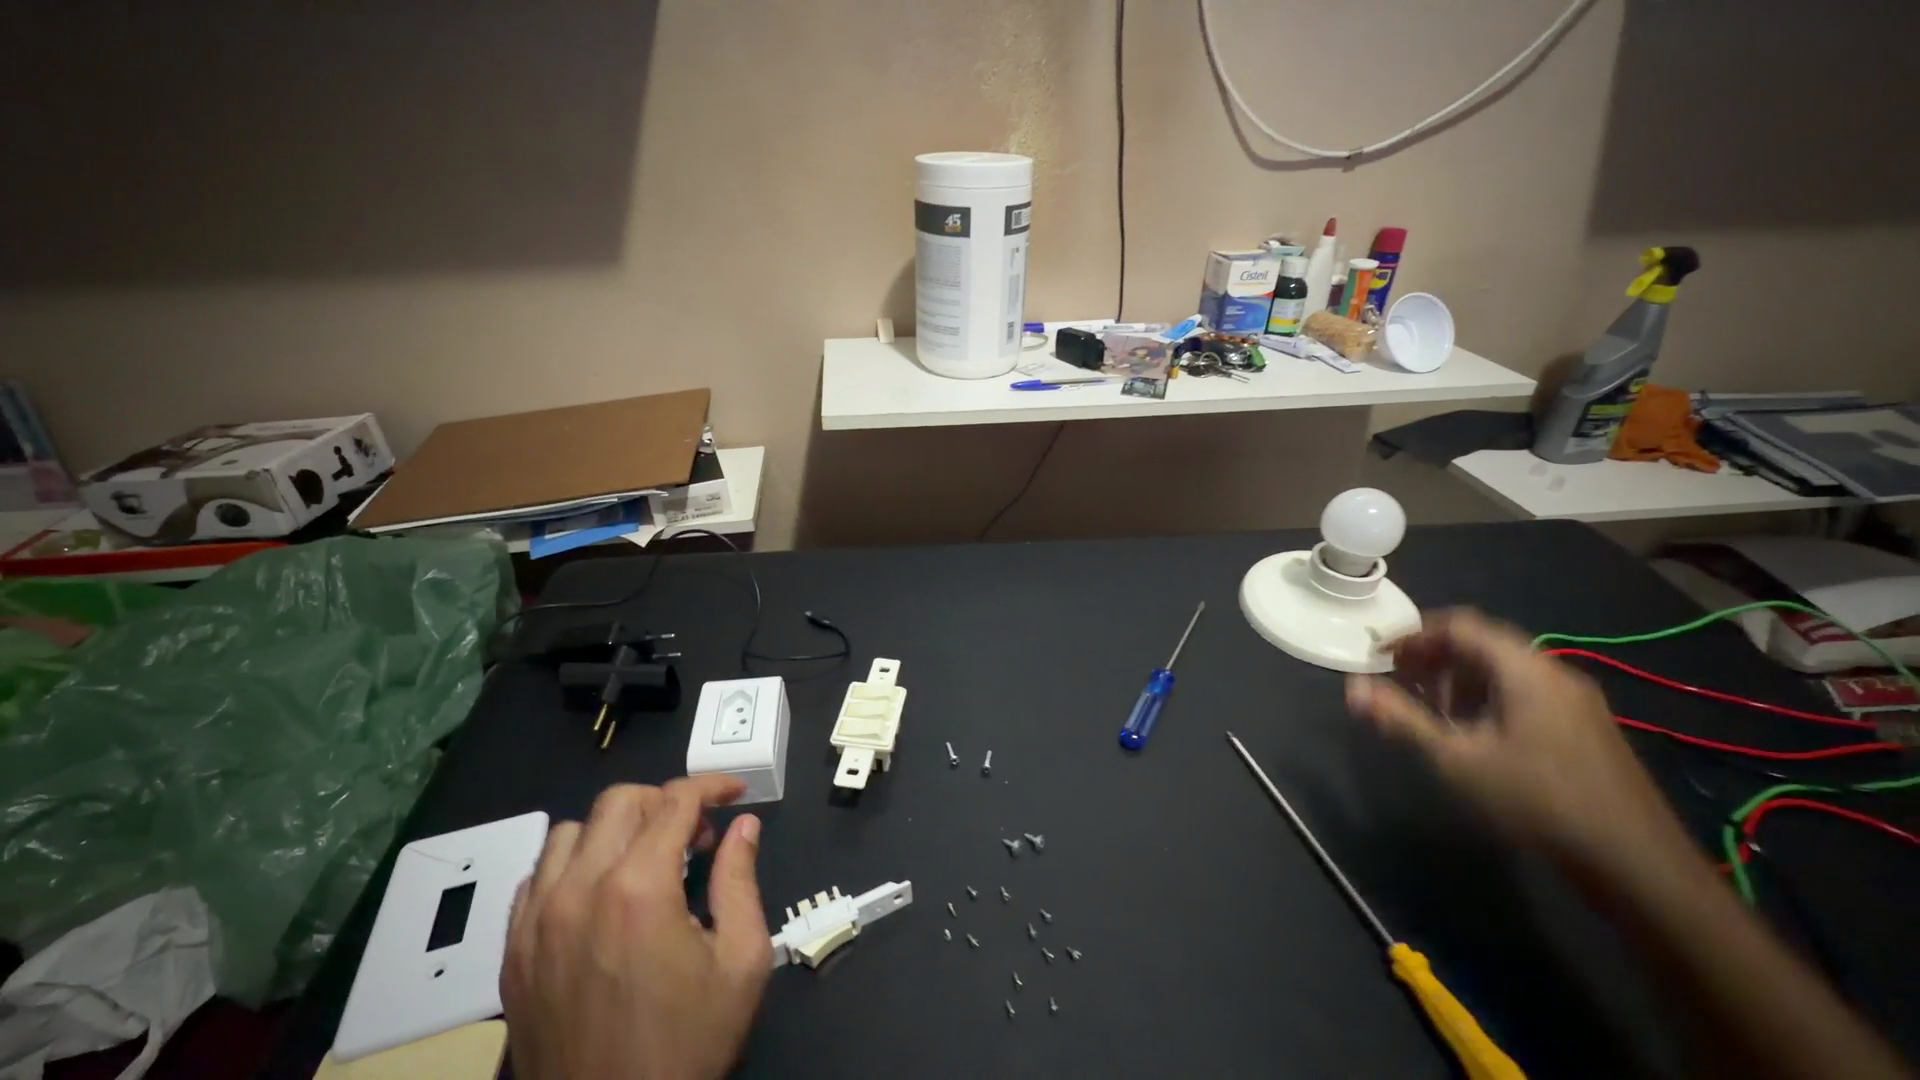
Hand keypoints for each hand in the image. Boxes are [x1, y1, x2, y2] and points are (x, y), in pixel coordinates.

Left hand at [502, 776, 771, 1079]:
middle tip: (697, 836)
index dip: (710, 785)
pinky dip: (573, 865)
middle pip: (620, 802)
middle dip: (666, 802)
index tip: (733, 793)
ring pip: (571, 831)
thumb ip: (741, 881)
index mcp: (639, 888)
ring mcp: (536, 919)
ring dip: (616, 830)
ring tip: (647, 861)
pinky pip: (536, 876)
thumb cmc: (687, 1043)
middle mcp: (579, 889)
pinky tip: (599, 894)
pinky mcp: (513, 949)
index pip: (674, 802)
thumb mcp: (740, 963)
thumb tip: (743, 828)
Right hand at [1345, 609, 1693, 880]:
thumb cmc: (1536, 801)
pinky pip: (1527, 695)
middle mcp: (1556, 673)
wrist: (1635, 863)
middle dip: (1435, 660)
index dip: (1415, 634)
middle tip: (1399, 685)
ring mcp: (1577, 703)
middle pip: (1485, 646)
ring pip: (1506, 673)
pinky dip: (1489, 701)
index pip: (1461, 625)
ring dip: (1461, 682)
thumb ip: (1402, 720)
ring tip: (1431, 714)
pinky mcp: (1587, 730)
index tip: (1380, 655)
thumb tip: (1353, 687)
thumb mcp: (1457, 760)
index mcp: (1526, 669)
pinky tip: (1474, 737)